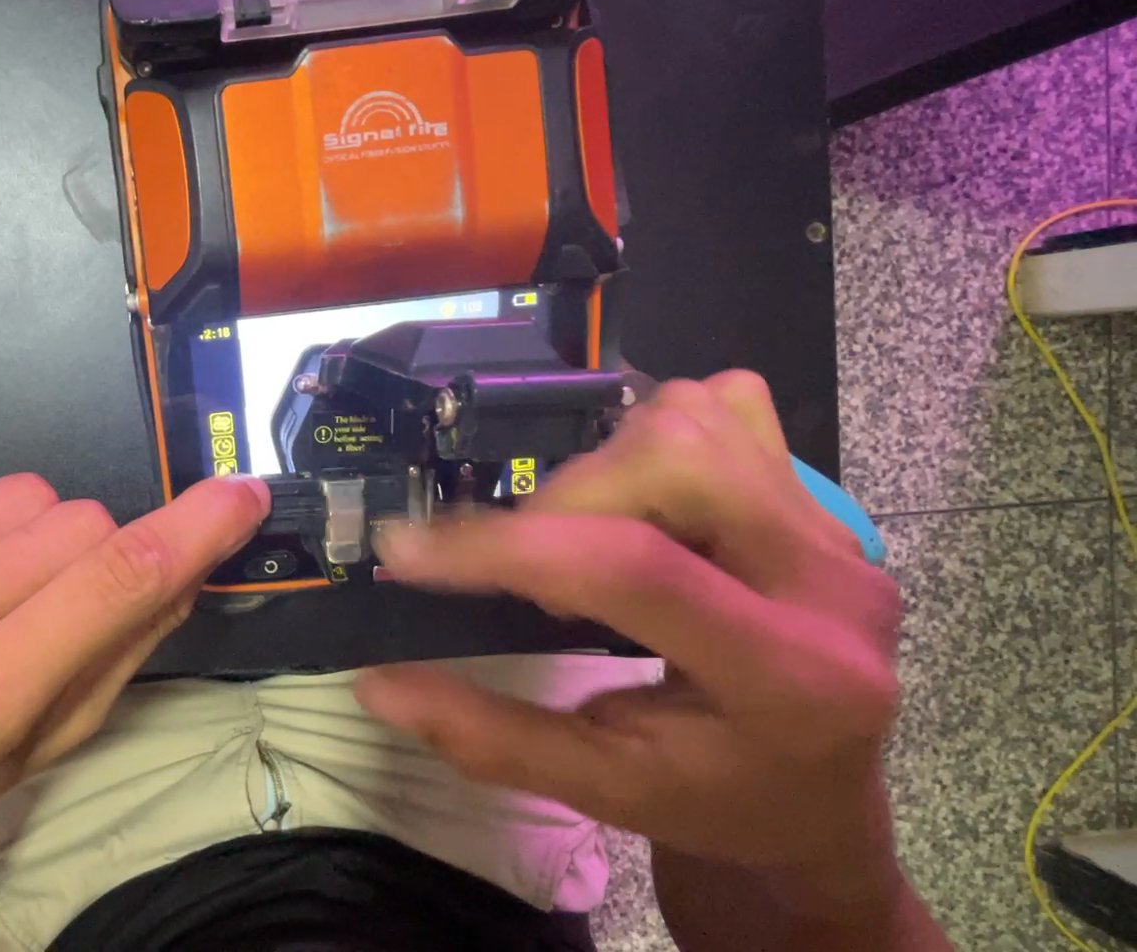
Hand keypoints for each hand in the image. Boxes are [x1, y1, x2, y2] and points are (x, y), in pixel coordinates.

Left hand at [0, 473, 268, 920]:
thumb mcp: (54, 736)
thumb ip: (126, 644)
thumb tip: (189, 556)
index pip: (108, 586)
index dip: (188, 532)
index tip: (240, 495)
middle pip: (68, 520)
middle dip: (87, 550)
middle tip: (50, 602)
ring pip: (11, 492)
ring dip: (22, 534)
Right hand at [354, 372, 904, 919]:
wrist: (815, 796)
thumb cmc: (712, 801)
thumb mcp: (601, 790)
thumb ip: (489, 739)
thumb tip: (376, 684)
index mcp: (789, 676)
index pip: (629, 569)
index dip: (501, 546)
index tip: (406, 550)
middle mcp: (829, 581)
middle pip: (672, 460)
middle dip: (565, 497)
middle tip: (539, 567)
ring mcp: (832, 527)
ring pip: (691, 418)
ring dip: (602, 466)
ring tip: (586, 534)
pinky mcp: (816, 496)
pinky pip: (727, 406)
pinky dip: (656, 433)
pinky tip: (641, 496)